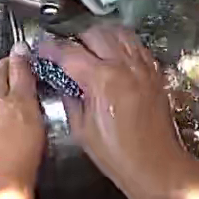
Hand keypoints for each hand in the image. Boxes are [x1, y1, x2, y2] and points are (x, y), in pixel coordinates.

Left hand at [0, 45, 44, 190]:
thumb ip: (22, 71)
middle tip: (50, 90)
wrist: (7, 179)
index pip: (9, 61)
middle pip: (10, 79)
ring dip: (29, 100)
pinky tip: (36, 123)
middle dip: (29, 83)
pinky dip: (24, 115)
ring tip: (45, 108)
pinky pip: (11, 113)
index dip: (30, 64)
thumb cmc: (17, 139)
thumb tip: (20, 46)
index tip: (49, 71)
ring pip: (12, 97)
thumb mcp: (24, 99)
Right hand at [34, 24, 198, 198]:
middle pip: (94, 34)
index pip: (69, 52)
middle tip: (65, 53)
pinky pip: (136, 46)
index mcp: (101, 79)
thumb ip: (70, 98)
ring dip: (100, 37)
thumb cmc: (117, 154)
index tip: (42, 50)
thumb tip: (63, 82)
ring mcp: (142, 67)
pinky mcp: (154, 73)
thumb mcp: (81, 129)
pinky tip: (114, 57)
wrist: (155, 165)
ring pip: (118, 33)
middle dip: (75, 40)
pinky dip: (122, 45)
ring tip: (90, 50)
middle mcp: (124, 66)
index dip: (51, 48)